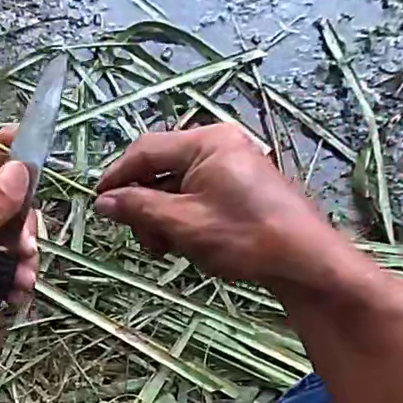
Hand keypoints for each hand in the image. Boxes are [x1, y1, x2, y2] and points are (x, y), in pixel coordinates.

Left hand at [0, 126, 39, 354]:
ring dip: (22, 257)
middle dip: (21, 226)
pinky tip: (17, 291)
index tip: (36, 144)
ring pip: (10, 236)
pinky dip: (16, 276)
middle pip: (4, 202)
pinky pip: (7, 264)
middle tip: (24, 246)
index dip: (8, 153)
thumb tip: (20, 168)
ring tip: (22, 277)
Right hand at [94, 124, 348, 291]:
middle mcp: (218, 145)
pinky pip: (195, 194)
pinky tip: (182, 243)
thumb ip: (139, 208)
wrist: (304, 260)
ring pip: (175, 185)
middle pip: (159, 167)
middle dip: (142, 203)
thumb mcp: (182, 223)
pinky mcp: (238, 185)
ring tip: (163, 247)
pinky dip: (180, 216)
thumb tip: (103, 202)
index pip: (145, 150)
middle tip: (141, 238)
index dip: (117, 177)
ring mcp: (231, 164)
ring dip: (160, 215)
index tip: (98, 202)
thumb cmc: (245, 237)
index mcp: (206, 142)